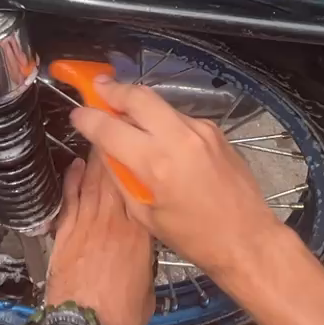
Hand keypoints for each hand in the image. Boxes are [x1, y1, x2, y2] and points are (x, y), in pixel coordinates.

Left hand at [42, 153, 154, 324]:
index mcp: (139, 235)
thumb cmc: (120, 318)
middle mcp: (113, 223)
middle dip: (115, 151)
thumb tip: (143, 254)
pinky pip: (70, 200)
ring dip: (95, 158)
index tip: (140, 146)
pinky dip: (73, 180)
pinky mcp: (65, 235)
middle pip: (114, 177)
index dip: (138, 165)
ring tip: (99, 136)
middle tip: (117, 126)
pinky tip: (76, 166)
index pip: (140, 190)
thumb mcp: (147, 290)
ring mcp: (86, 225)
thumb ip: (145, 262)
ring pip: (92, 182)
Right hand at [68, 78, 292, 286]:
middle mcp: (179, 137)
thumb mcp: (145, 216)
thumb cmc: (194, 238)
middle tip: (97, 86)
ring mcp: (200, 129)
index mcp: (157, 164)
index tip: (77, 114)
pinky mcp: (214, 129)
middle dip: (113, 89)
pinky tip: (158, 136)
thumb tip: (106, 151)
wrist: (247, 238)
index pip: (111, 129)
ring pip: (160, 104)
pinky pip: (179, 118)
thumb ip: (123, 178)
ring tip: (123, 112)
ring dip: (138, 104)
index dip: (88, 118)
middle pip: (138, 96)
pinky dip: (162, 121)